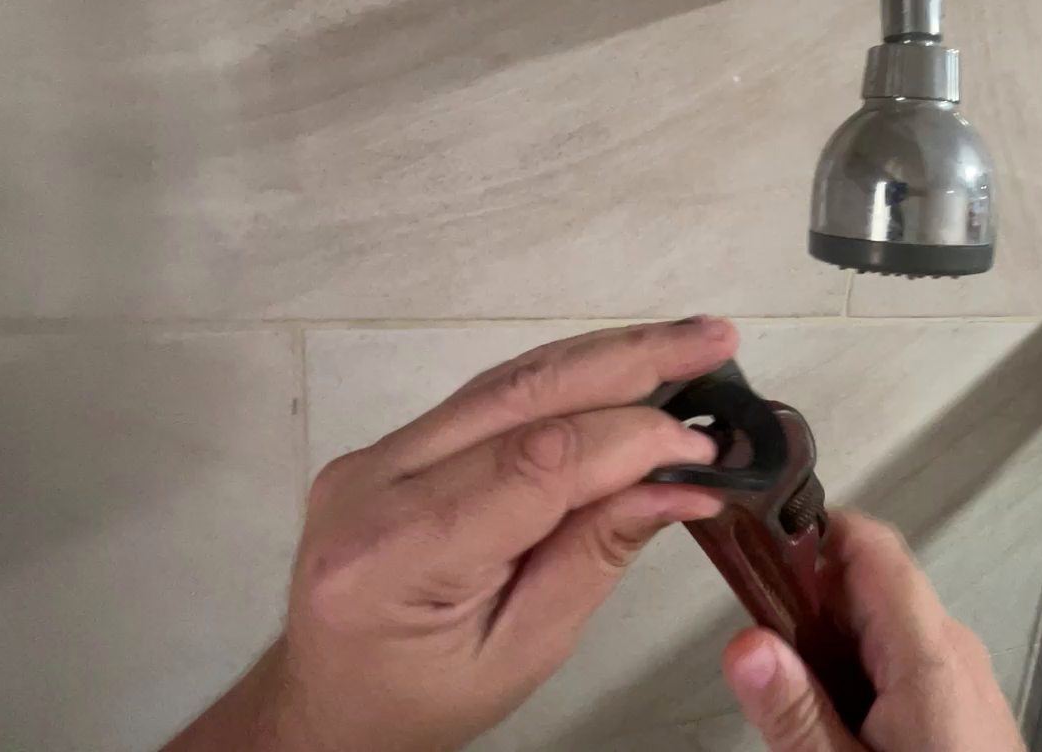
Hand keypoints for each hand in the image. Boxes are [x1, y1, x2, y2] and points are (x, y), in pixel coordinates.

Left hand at [163, 317, 738, 751]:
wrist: (326, 703)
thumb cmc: (427, 699)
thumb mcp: (527, 649)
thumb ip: (600, 553)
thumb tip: (688, 485)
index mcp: (396, 556)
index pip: (538, 463)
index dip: (631, 439)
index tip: (704, 446)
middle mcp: (378, 480)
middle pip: (528, 392)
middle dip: (634, 358)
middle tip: (715, 339)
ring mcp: (384, 447)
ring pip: (518, 374)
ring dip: (613, 351)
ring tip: (689, 337)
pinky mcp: (403, 435)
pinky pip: (504, 387)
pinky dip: (577, 369)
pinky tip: (628, 358)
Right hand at [720, 511, 1025, 751]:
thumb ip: (796, 713)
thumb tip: (742, 644)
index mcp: (928, 648)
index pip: (871, 544)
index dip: (816, 532)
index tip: (762, 555)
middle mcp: (951, 641)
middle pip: (870, 582)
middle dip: (812, 602)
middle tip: (769, 651)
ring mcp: (962, 667)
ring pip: (882, 619)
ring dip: (833, 640)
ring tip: (800, 695)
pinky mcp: (962, 694)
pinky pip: (902, 652)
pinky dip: (862, 666)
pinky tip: (842, 717)